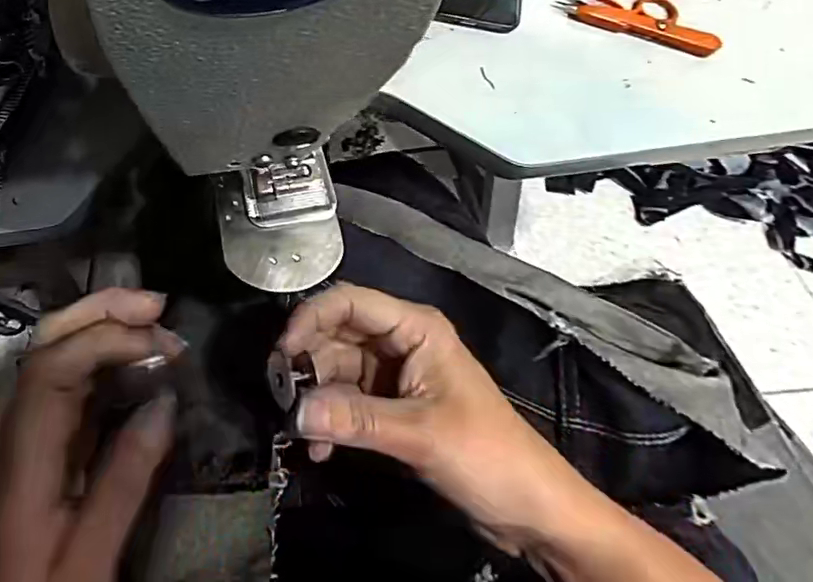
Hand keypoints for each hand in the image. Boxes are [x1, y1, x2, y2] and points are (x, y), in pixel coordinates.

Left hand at [0, 289, 181, 581]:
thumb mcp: (88, 556)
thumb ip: (124, 479)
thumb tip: (166, 400)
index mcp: (21, 454)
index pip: (53, 366)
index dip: (105, 338)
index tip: (158, 342)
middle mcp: (18, 431)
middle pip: (48, 345)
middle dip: (100, 311)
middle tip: (156, 304)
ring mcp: (27, 436)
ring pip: (59, 357)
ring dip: (105, 329)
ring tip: (155, 324)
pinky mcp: (43, 449)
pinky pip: (72, 385)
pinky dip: (107, 361)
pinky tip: (139, 364)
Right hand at [280, 285, 718, 581]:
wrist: (531, 509)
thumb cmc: (486, 454)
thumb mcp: (420, 435)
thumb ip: (356, 420)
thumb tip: (293, 410)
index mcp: (415, 327)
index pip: (351, 302)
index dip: (311, 318)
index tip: (282, 354)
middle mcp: (400, 341)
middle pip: (337, 335)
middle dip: (307, 364)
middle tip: (281, 397)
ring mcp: (394, 374)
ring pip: (337, 370)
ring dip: (316, 398)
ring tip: (299, 432)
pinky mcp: (392, 405)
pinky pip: (347, 401)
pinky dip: (330, 421)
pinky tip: (319, 450)